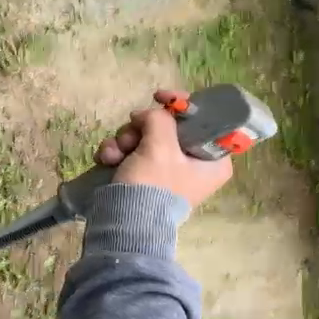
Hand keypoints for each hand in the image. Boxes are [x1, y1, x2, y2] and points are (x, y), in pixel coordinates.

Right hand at [94, 89, 232, 209]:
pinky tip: (106, 160)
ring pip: (143, 138)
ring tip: (113, 154)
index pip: (204, 120)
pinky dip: (115, 153)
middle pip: (167, 128)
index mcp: (213, 160)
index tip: (158, 96)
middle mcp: (193, 164)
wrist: (125, 222)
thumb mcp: (159, 147)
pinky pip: (130, 152)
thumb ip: (159, 121)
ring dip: (123, 140)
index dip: (181, 105)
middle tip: (130, 137)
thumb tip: (148, 114)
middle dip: (141, 129)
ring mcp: (166, 171)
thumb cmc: (152, 185)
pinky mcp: (142, 176)